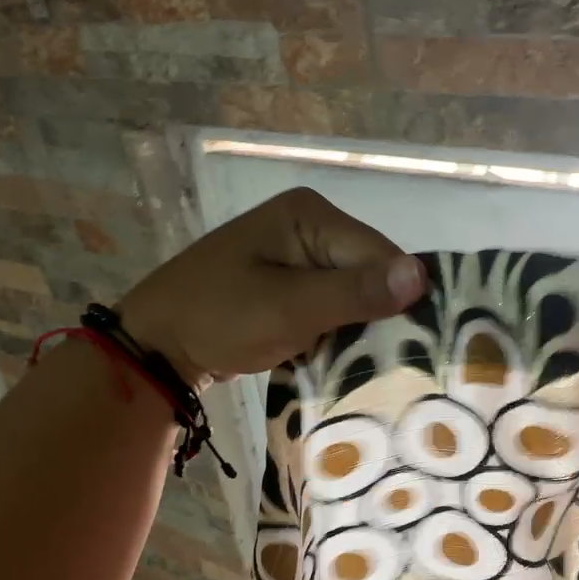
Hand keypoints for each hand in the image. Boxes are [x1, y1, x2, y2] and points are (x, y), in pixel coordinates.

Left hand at [117, 188, 426, 386]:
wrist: (156, 347)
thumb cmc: (217, 319)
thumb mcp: (288, 309)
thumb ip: (355, 292)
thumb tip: (421, 274)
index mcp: (311, 216)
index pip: (382, 257)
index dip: (395, 302)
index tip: (400, 348)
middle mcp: (311, 227)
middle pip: (373, 275)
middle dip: (378, 318)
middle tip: (377, 361)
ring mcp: (300, 256)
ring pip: (358, 296)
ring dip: (360, 331)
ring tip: (357, 363)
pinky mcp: (293, 286)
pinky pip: (336, 308)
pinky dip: (339, 334)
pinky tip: (336, 357)